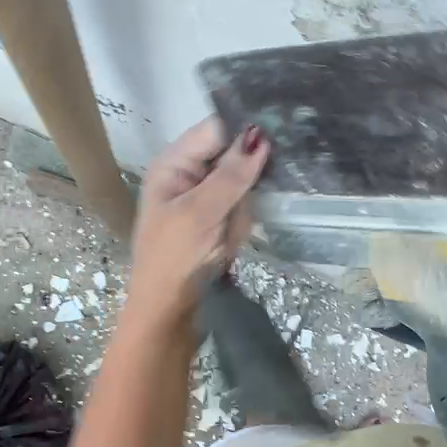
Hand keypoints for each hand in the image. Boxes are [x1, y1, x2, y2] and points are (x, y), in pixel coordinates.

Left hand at [124, 117, 269, 325]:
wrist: (167, 317)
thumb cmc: (174, 261)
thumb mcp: (201, 214)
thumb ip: (231, 173)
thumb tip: (259, 135)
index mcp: (172, 164)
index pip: (215, 129)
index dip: (244, 129)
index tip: (279, 132)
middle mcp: (187, 175)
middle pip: (233, 155)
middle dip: (243, 182)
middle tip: (236, 208)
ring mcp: (203, 199)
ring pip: (244, 185)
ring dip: (242, 211)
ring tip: (227, 234)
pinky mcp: (217, 221)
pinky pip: (242, 210)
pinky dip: (241, 226)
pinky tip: (229, 243)